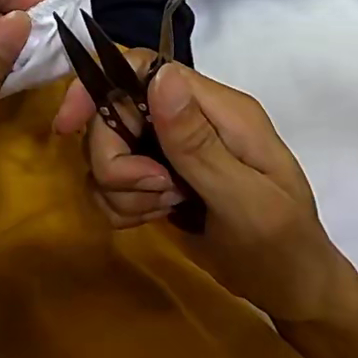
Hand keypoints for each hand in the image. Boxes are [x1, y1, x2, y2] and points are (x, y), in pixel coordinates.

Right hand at [55, 57, 357, 323]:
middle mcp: (189, 119)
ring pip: (108, 151)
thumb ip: (199, 143)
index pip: (143, 68)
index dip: (98, 88)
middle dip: (118, 162)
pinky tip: (154, 218)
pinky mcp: (157, 177)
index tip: (67, 127)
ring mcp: (171, 149)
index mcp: (219, 109)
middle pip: (114, 114)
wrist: (291, 289)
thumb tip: (158, 76)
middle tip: (157, 194)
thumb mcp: (246, 201)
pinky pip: (111, 183)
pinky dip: (121, 205)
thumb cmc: (281, 247)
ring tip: (165, 208)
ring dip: (123, 190)